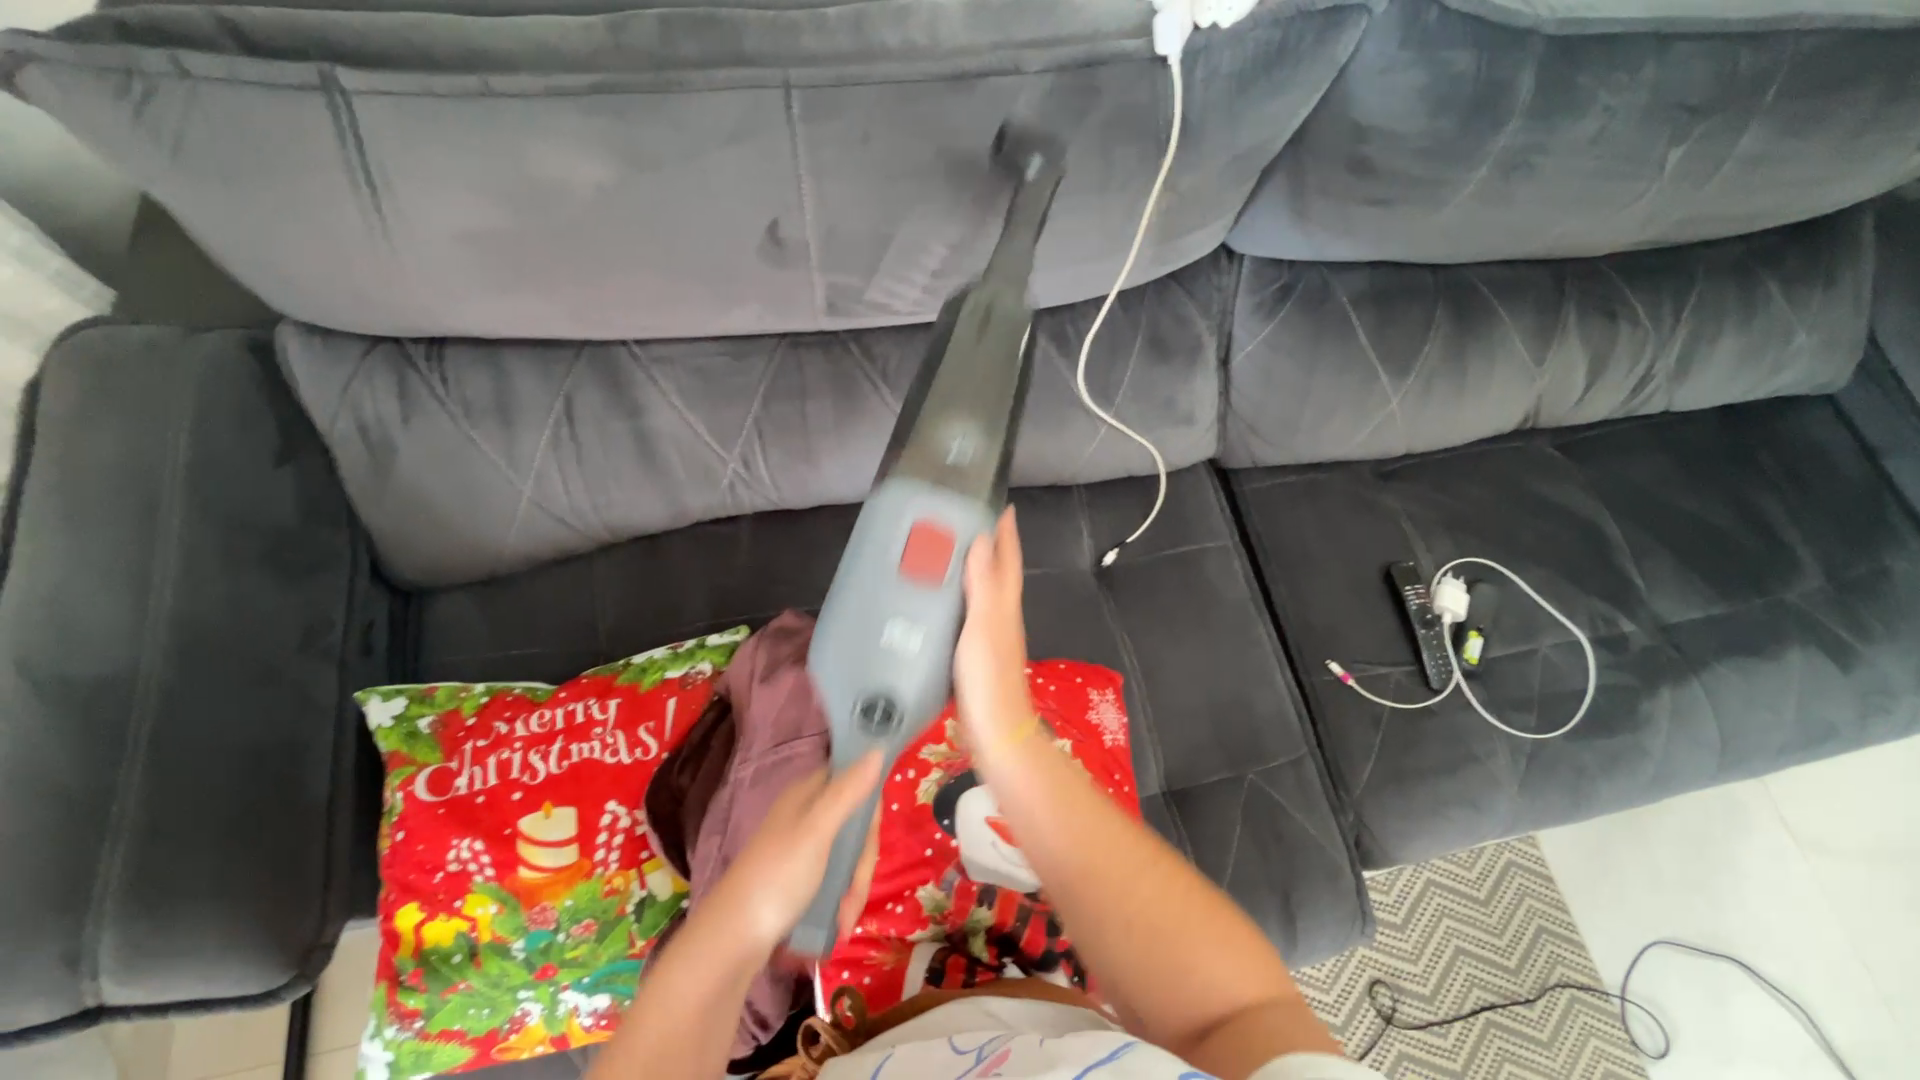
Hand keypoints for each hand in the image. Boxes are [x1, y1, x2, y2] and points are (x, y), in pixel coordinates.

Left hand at [703, 754, 883, 951]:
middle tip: (856, 889)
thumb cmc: (777, 877)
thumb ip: (847, 792)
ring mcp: (802, 849)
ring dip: (853, 886)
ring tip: (844, 918)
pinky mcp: (800, 878)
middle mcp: (805, 816)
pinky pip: (834, 878)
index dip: (869, 806)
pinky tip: (838, 923)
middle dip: (862, 860)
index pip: (852, 780)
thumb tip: (877, 749)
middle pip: (854, 824)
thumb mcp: (817, 831)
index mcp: (807, 796)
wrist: (733, 938)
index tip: (871, 836)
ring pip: (847, 855)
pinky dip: (841, 899)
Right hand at [955, 508, 1034, 749]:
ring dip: (974, 575)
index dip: (1007, 535)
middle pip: (998, 576)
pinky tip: (942, 607)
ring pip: (985, 596)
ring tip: (951, 558)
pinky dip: (959, 603)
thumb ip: (983, 584)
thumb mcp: (983, 625)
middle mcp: (1001, 619)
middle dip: (990, 549)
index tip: (1004, 507)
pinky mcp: (976, 659)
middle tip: (970, 525)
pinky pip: (969, 619)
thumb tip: (983, 538)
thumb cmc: (989, 677)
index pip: (1007, 562)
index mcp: (1004, 607)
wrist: (994, 731)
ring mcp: (990, 640)